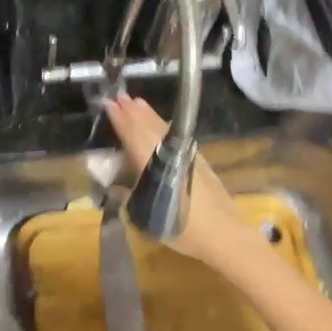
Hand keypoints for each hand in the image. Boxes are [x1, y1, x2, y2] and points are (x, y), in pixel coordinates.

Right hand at [102, 96, 262, 268]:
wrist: (223, 233)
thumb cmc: (180, 227)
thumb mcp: (144, 216)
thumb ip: (128, 198)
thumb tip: (115, 188)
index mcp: (150, 161)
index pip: (131, 132)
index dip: (119, 117)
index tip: (108, 103)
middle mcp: (168, 150)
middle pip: (147, 125)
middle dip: (133, 111)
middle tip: (120, 97)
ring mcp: (186, 153)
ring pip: (163, 127)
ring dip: (148, 114)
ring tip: (137, 103)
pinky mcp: (198, 160)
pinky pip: (176, 135)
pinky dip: (164, 126)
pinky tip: (163, 125)